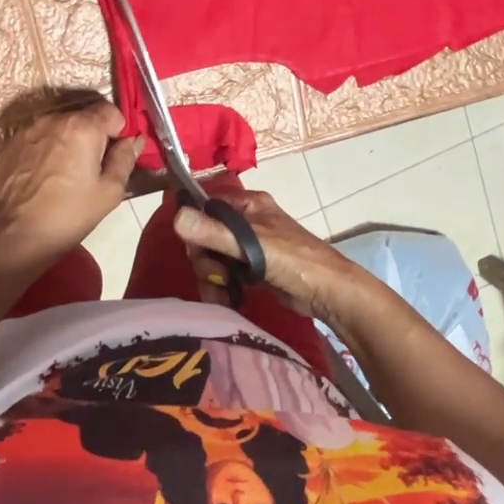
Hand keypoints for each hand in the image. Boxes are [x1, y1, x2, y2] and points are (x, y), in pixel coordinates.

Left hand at [0, 102, 142, 270]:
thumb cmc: (70, 214)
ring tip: (68, 173)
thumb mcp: (109, 191)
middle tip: (94, 168)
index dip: (118, 131)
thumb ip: (125, 159)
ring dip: (70, 142)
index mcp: (83, 127)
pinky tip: (47, 176)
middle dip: (94, 136)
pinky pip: (40, 138)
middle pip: (84, 117)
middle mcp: (55, 119)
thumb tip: (135, 140)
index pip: (110, 111)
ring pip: (61, 127)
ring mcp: (30, 130)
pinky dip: (48, 149)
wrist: (18, 233)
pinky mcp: (12, 144)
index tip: (116, 154)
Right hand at [172, 187, 370, 321]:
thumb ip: (213, 232)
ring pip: (213, 256)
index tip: (196, 249)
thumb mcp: (251, 245)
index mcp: (248, 203)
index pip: (206, 205)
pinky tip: (226, 299)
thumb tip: (176, 217)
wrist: (328, 292)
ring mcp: (250, 245)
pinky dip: (222, 286)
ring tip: (220, 295)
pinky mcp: (252, 268)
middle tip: (215, 277)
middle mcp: (246, 220)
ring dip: (211, 277)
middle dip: (204, 260)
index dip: (194, 226)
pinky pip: (225, 272)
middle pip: (205, 235)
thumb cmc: (294, 260)